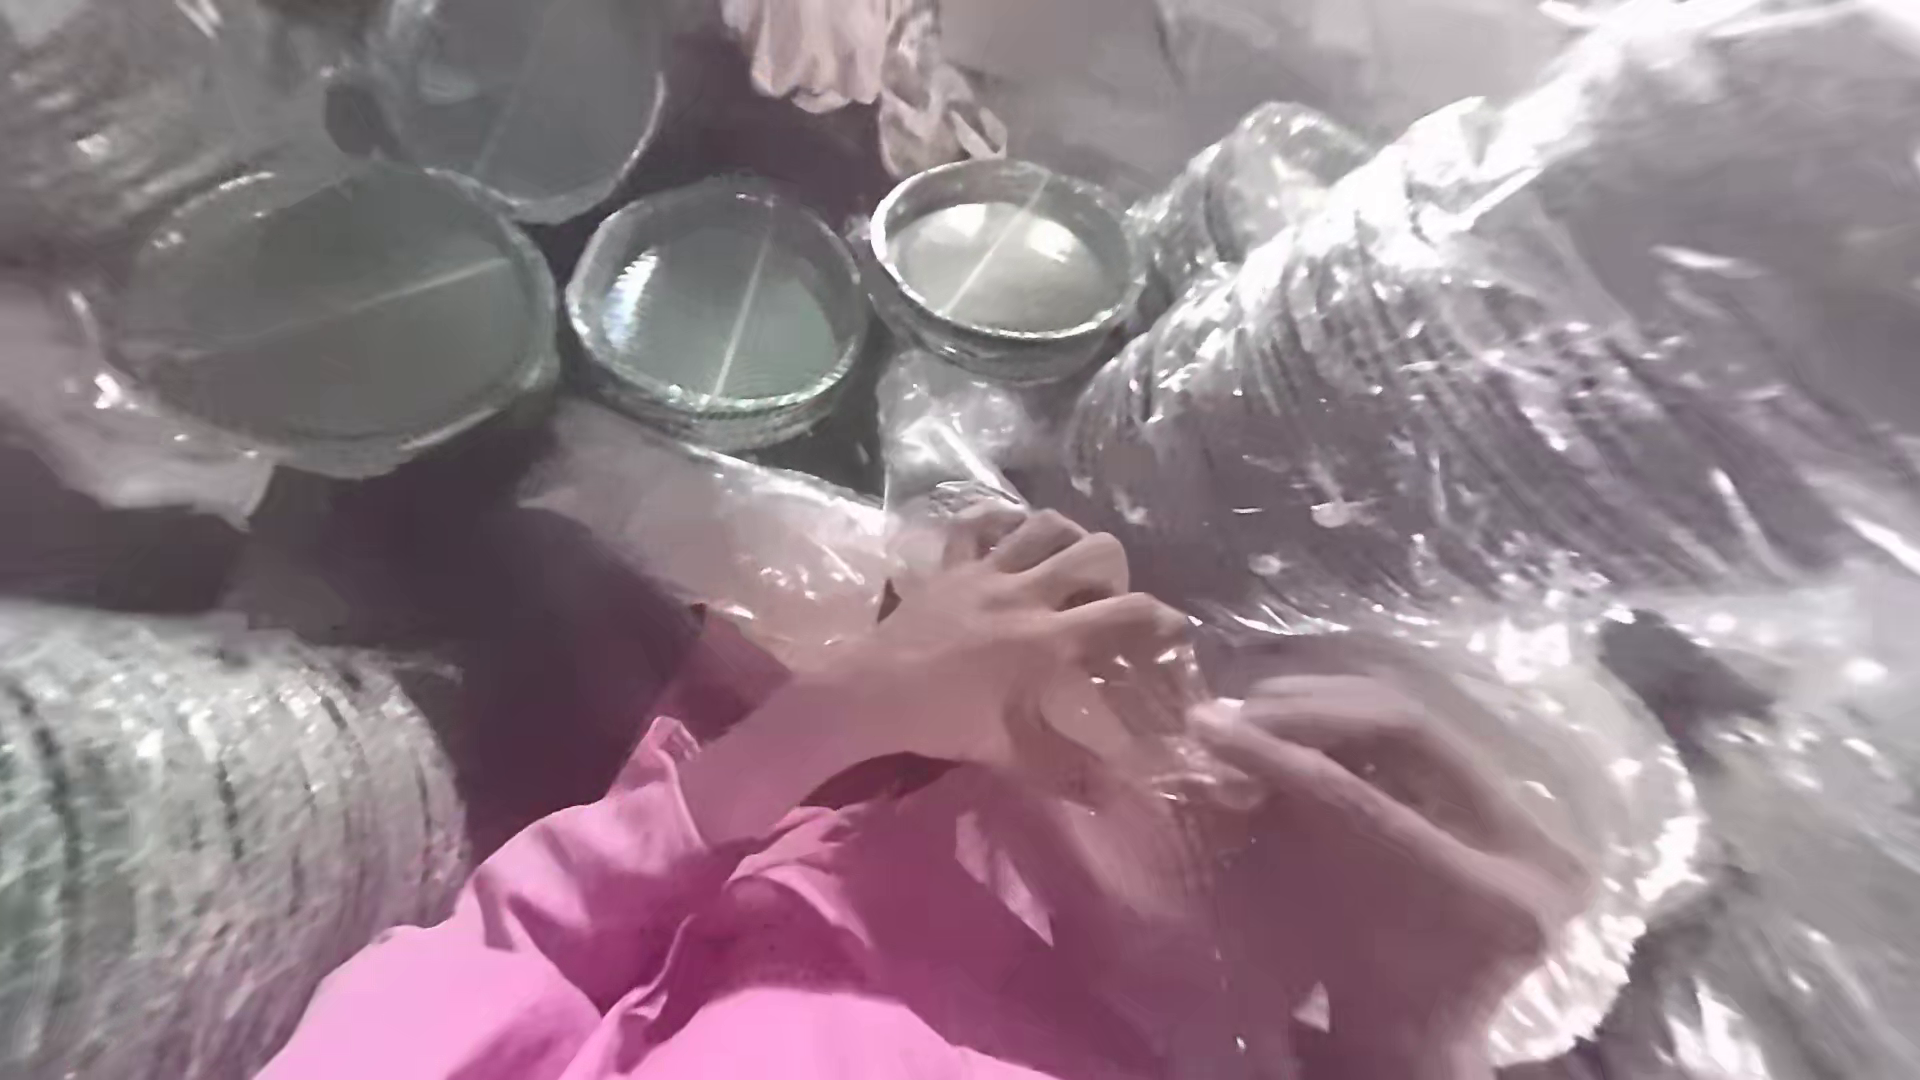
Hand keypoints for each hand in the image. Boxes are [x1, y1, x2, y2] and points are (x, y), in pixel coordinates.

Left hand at [825, 507, 1187, 772]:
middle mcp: (1024, 593)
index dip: (1165, 621)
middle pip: (1097, 551)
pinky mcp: (951, 562)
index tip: (1171, 633)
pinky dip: (999, 521)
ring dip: (1067, 537)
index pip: (1129, 616)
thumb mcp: (1011, 753)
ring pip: (1043, 524)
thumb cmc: (944, 721)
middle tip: (1103, 601)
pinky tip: (1009, 538)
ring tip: (1065, 562)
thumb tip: (1116, 797)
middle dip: (1116, 572)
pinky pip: (977, 521)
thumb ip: (1069, 773)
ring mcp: (985, 570)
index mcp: (1046, 639)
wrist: (871, 693)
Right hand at [1192, 677, 1590, 1078]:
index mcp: (1493, 902)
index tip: (1204, 725)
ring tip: (1246, 710)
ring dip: (1307, 700)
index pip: (1365, 802)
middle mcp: (1524, 839)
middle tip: (1226, 713)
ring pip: (1397, 706)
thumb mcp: (1310, 923)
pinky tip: (1282, 712)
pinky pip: (1397, 714)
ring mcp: (1512, 801)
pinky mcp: (1484, 778)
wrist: (1423, 1009)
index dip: (1275, 755)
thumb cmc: (1365, 988)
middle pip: (1399, 727)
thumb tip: (1204, 744)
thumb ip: (1268, 838)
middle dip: (1296, 711)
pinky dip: (1328, 704)